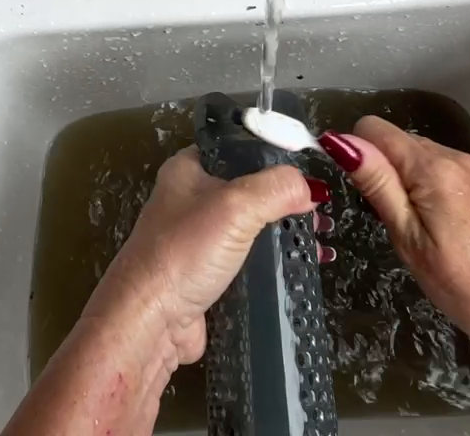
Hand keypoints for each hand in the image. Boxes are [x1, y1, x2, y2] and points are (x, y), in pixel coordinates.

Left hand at [5, 149, 321, 435]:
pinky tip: (300, 267)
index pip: (236, 148)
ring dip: (284, 232)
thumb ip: (275, 188)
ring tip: (319, 242)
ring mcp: (197, 238)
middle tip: (319, 213)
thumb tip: (308, 187)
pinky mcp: (206, 273)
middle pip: (249, 189)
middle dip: (286, 200)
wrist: (150, 320)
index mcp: (188, 168)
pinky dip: (274, 261)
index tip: (308, 170)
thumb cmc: (185, 251)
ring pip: (251, 227)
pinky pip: (248, 259)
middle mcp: (190, 198)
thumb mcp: (236, 206)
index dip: (272, 156)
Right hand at [323, 116, 469, 375]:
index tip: (362, 193)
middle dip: (387, 174)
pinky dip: (449, 197)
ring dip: (418, 187)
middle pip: (403, 145)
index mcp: (432, 168)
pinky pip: (462, 180)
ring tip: (431, 239)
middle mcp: (461, 160)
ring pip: (433, 163)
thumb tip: (344, 141)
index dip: (356, 154)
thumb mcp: (412, 244)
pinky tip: (464, 240)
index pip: (373, 128)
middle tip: (398, 228)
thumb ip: (378, 186)